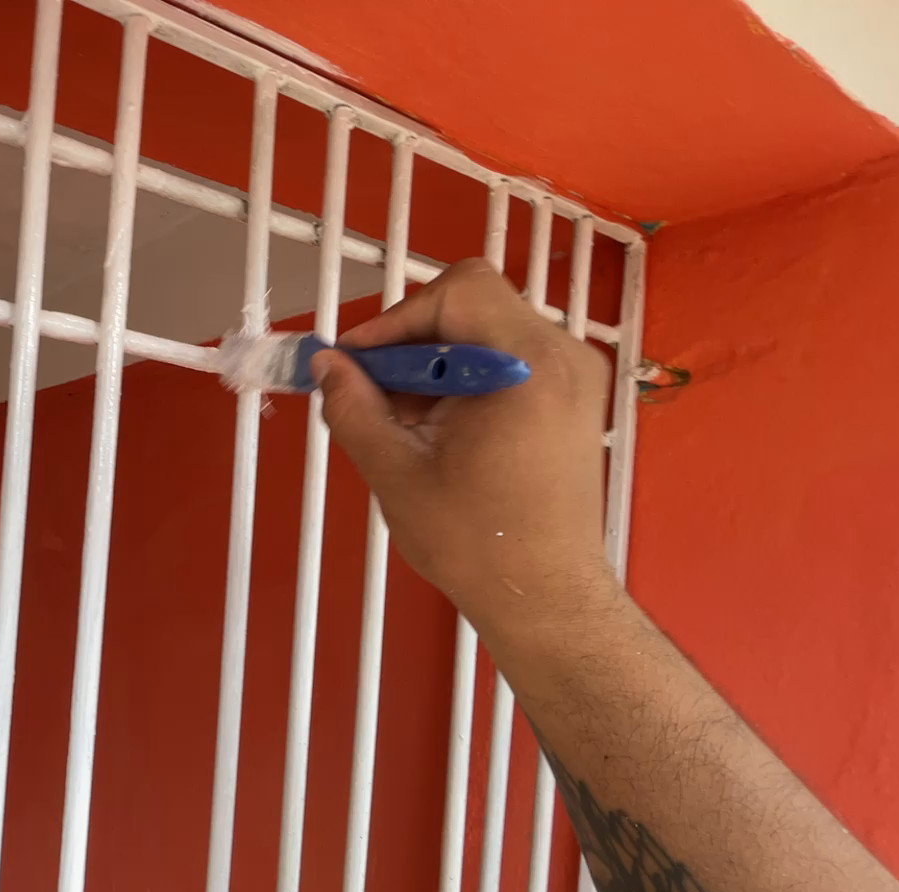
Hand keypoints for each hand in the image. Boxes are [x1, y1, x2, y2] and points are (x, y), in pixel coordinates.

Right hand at [315, 258, 617, 631]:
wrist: (543, 594)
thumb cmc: (470, 538)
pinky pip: (503, 363)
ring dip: (429, 367)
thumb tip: (326, 364)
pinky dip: (458, 383)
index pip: (457, 290)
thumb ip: (353, 407)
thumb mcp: (393, 470)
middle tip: (370, 397)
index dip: (395, 319)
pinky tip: (434, 432)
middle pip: (470, 307)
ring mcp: (572, 377)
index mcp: (525, 364)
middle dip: (408, 344)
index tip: (355, 365)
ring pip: (483, 334)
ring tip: (400, 423)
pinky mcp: (568, 400)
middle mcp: (561, 354)